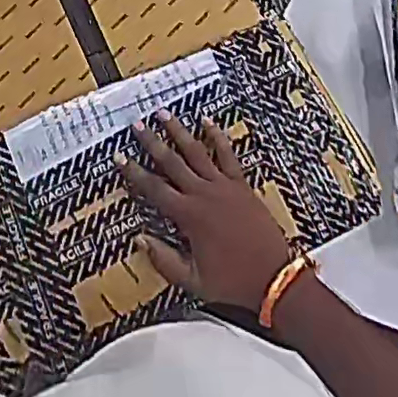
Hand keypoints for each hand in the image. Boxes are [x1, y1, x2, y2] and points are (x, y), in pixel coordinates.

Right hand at [116, 110, 295, 310]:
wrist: (278, 281)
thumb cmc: (234, 282)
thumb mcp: (194, 280)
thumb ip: (164, 260)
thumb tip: (140, 239)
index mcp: (188, 215)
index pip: (154, 188)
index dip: (134, 172)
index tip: (119, 157)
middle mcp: (202, 194)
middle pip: (171, 162)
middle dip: (152, 142)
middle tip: (137, 124)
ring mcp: (222, 186)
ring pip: (195, 152)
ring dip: (178, 131)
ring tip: (164, 113)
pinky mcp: (241, 185)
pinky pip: (227, 155)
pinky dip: (216, 137)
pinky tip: (207, 120)